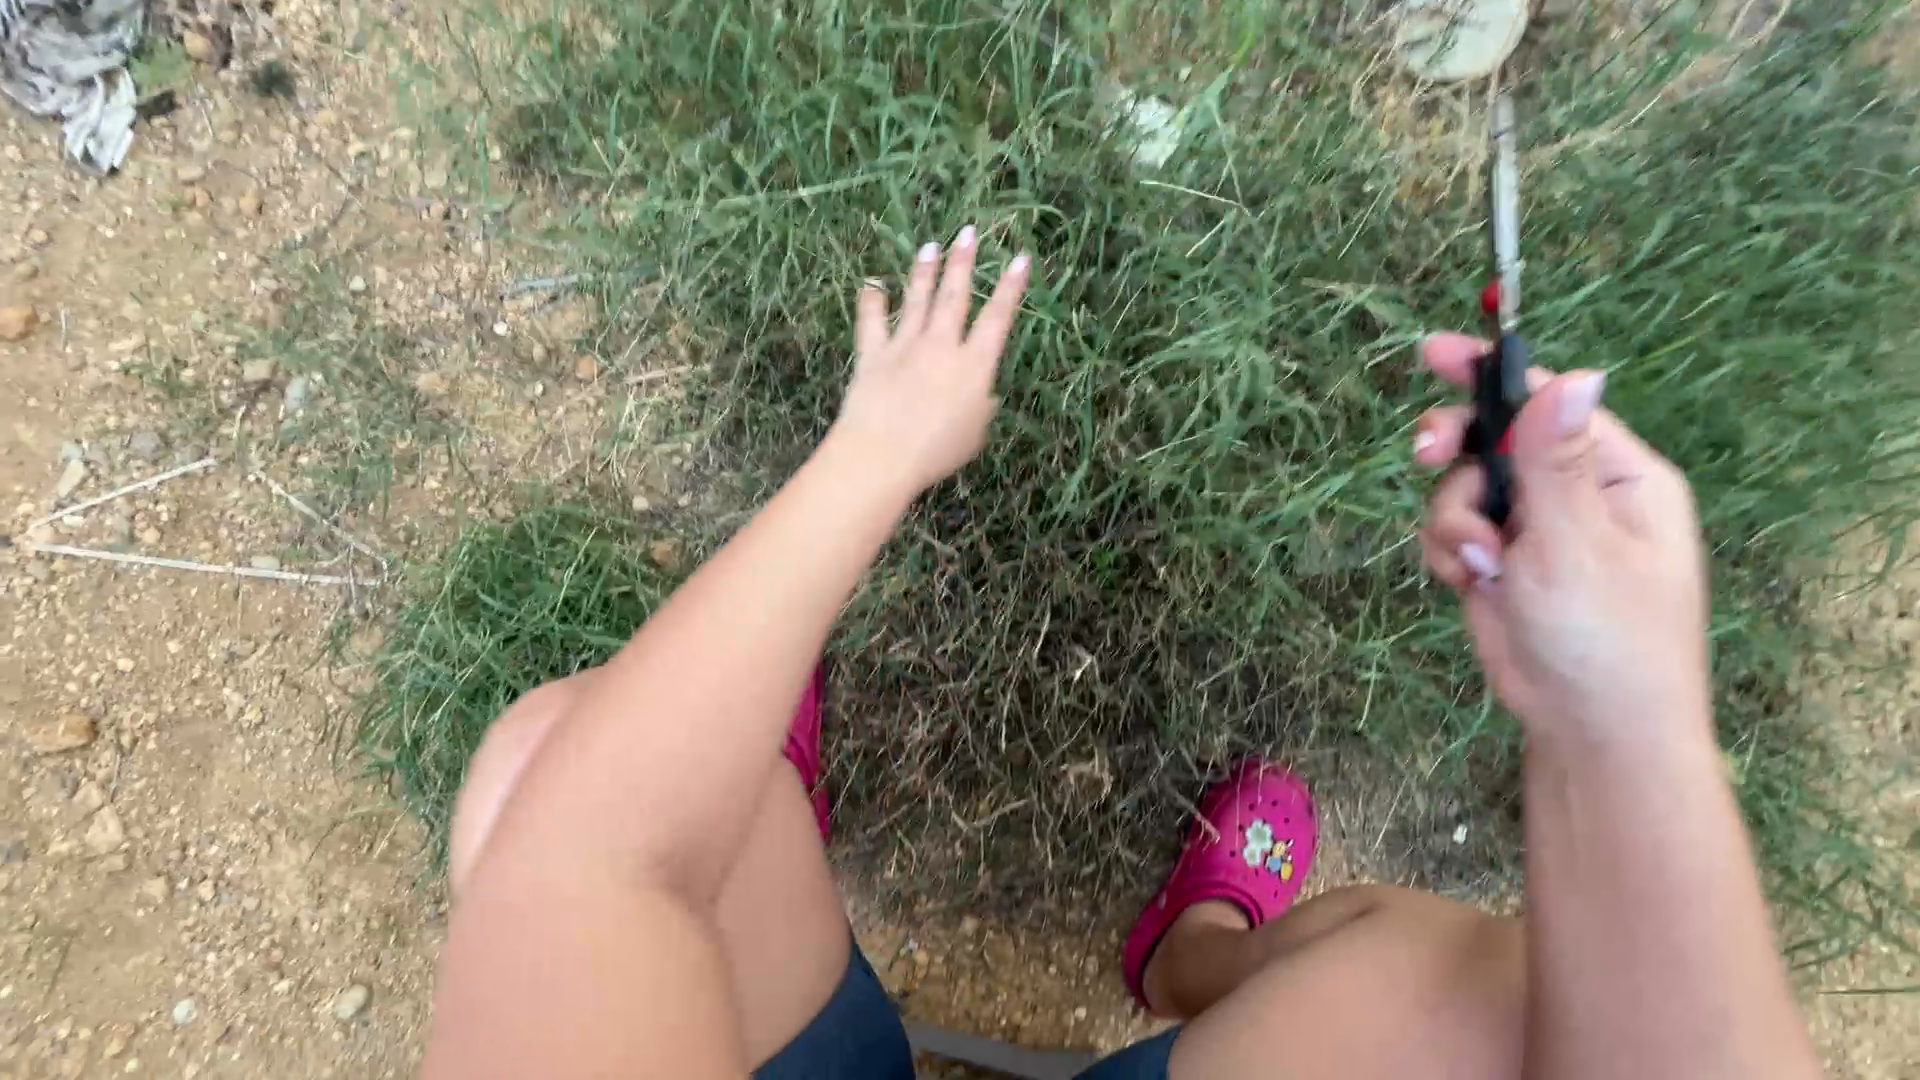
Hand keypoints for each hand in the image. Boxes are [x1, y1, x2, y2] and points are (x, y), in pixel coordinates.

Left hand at [829, 227, 1031, 494]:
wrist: (883, 454)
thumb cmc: (937, 452)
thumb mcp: (975, 435)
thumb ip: (981, 409)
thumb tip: (983, 394)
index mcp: (974, 367)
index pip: (998, 319)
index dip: (1011, 288)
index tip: (1019, 259)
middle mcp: (941, 346)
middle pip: (955, 297)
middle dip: (963, 262)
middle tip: (968, 232)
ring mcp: (904, 347)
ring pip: (917, 300)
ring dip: (924, 272)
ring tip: (930, 246)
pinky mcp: (872, 355)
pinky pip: (871, 322)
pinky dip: (871, 301)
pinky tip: (871, 283)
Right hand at [1414, 334, 1710, 743]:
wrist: (1585, 723)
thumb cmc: (1604, 634)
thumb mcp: (1577, 543)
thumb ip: (1557, 462)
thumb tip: (1572, 374)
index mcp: (1615, 474)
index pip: (1547, 403)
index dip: (1490, 375)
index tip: (1432, 352)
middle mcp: (1571, 493)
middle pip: (1489, 443)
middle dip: (1452, 454)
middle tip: (1422, 456)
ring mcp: (1529, 529)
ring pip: (1457, 491)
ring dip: (1451, 522)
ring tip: (1477, 565)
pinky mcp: (1494, 562)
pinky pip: (1447, 532)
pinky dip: (1445, 552)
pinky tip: (1467, 581)